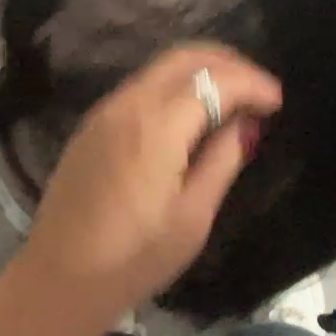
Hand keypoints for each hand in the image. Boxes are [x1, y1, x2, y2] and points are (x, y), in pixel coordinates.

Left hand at [13, 45, 282, 317]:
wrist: (57, 280)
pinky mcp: (93, 123)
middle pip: (185, 56)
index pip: (216, 81)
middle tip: (259, 87)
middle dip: (229, 62)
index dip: (253, 84)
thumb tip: (247, 124)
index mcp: (158, 124)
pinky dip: (175, 84)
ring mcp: (106, 109)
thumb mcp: (192, 218)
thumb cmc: (134, 258)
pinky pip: (142, 84)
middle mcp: (130, 102)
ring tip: (233, 96)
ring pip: (161, 66)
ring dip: (201, 69)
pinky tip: (191, 111)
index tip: (278, 101)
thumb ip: (223, 161)